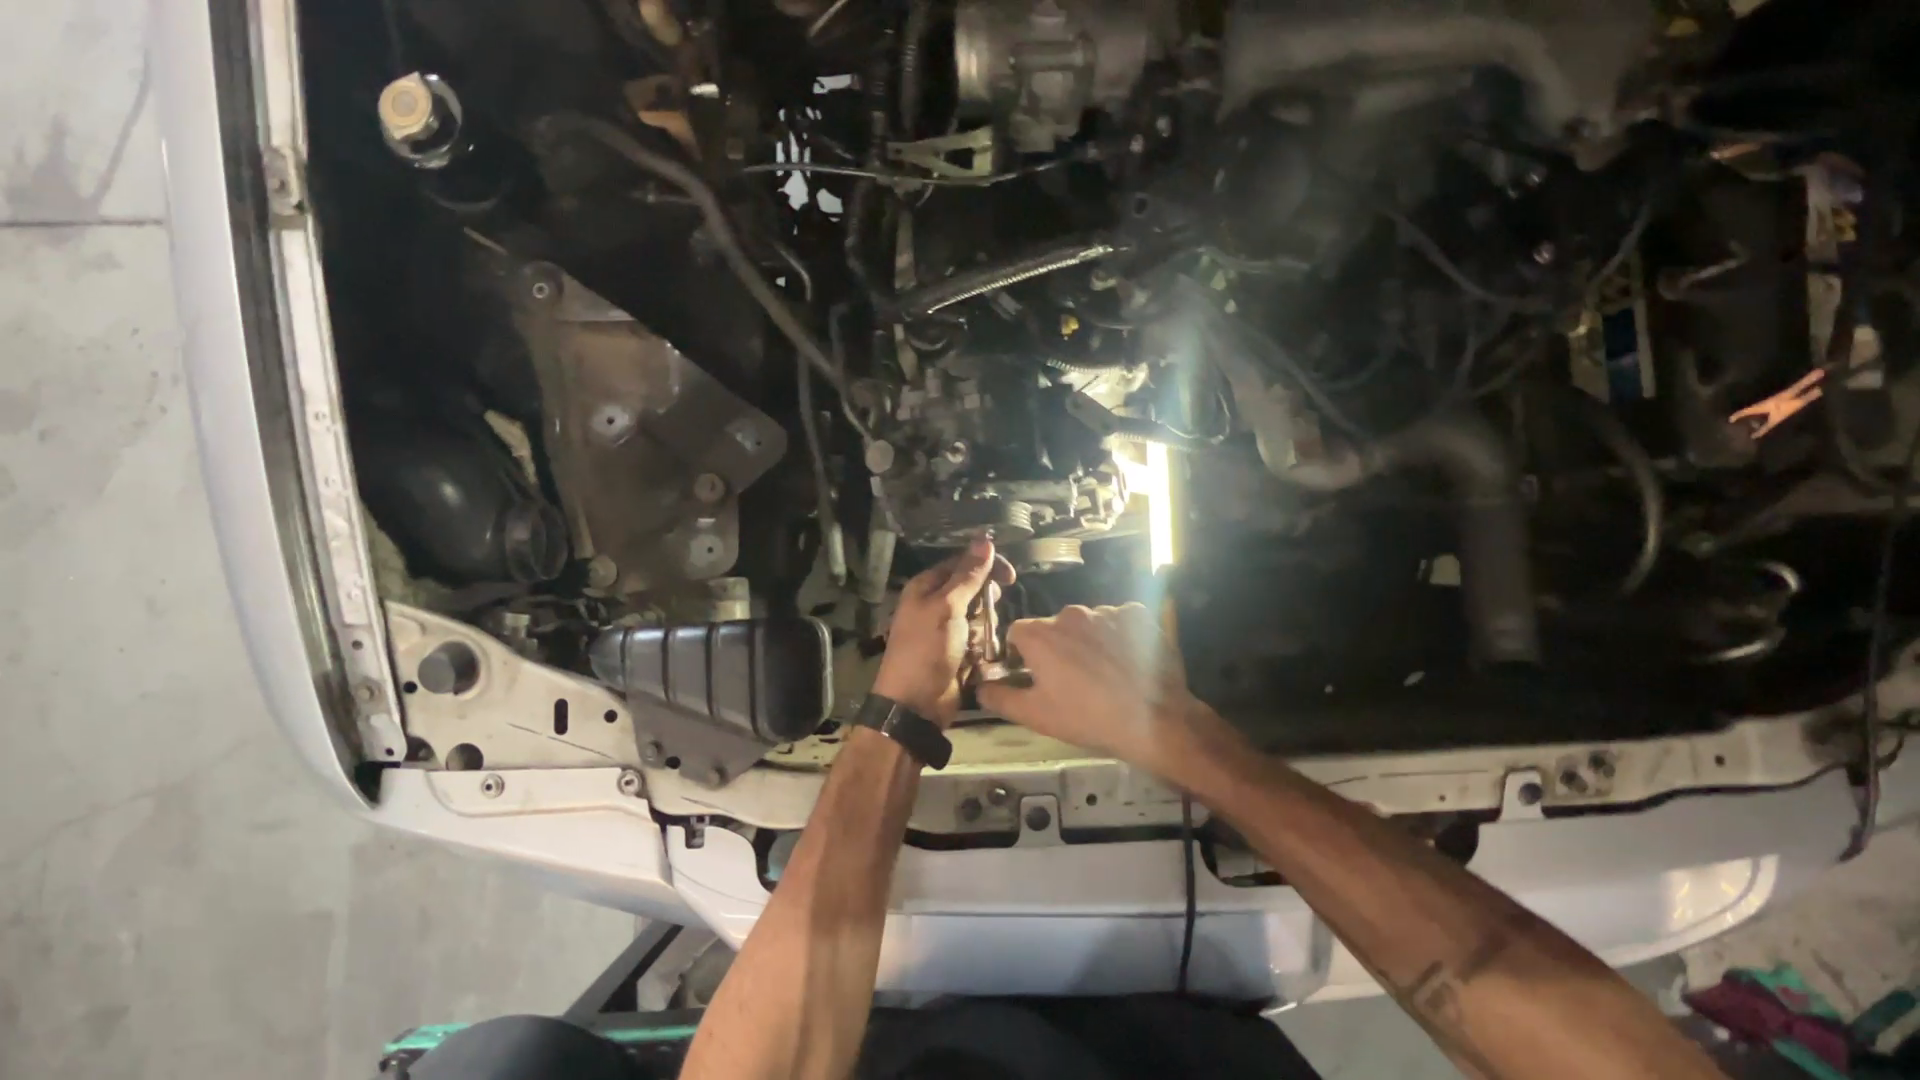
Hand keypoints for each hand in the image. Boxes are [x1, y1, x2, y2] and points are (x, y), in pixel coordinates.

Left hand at [871, 537, 1014, 726]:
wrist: (915, 705)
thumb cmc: (926, 650)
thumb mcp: (947, 607)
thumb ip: (968, 575)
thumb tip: (986, 540)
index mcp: (925, 588)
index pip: (961, 564)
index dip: (986, 566)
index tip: (1010, 577)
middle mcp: (935, 605)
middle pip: (974, 590)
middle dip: (986, 603)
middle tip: (985, 617)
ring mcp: (947, 631)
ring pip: (980, 616)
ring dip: (984, 628)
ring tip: (976, 644)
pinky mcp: (958, 653)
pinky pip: (980, 640)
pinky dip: (983, 648)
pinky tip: (979, 659)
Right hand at [976, 603, 1222, 776]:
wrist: (1153, 719)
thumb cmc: (1087, 718)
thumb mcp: (1035, 716)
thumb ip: (999, 697)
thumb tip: (979, 686)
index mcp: (1040, 635)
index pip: (1017, 633)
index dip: (1022, 655)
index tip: (1034, 676)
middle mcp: (1070, 614)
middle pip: (1054, 628)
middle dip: (1058, 649)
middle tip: (1072, 682)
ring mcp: (1107, 612)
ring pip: (1088, 624)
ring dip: (1089, 643)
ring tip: (1104, 675)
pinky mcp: (1138, 615)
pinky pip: (1120, 622)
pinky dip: (1120, 637)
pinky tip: (1127, 663)